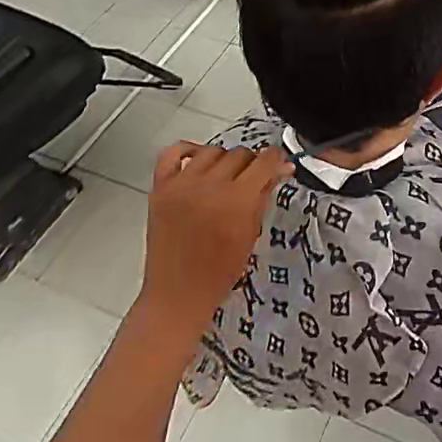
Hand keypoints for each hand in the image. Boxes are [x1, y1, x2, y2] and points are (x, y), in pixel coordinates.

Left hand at [135, 143, 292, 342]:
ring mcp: (181, 185)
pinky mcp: (160, 189)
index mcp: (238, 199)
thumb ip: (265, 195)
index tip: (278, 166)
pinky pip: (172, 153)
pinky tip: (198, 162)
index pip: (265, 160)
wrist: (179, 291)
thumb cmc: (222, 268)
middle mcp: (209, 186)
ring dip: (225, 159)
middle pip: (240, 153)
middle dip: (252, 163)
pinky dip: (188, 150)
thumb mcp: (253, 231)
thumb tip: (281, 170)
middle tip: (253, 179)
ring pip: (213, 151)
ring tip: (226, 176)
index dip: (276, 160)